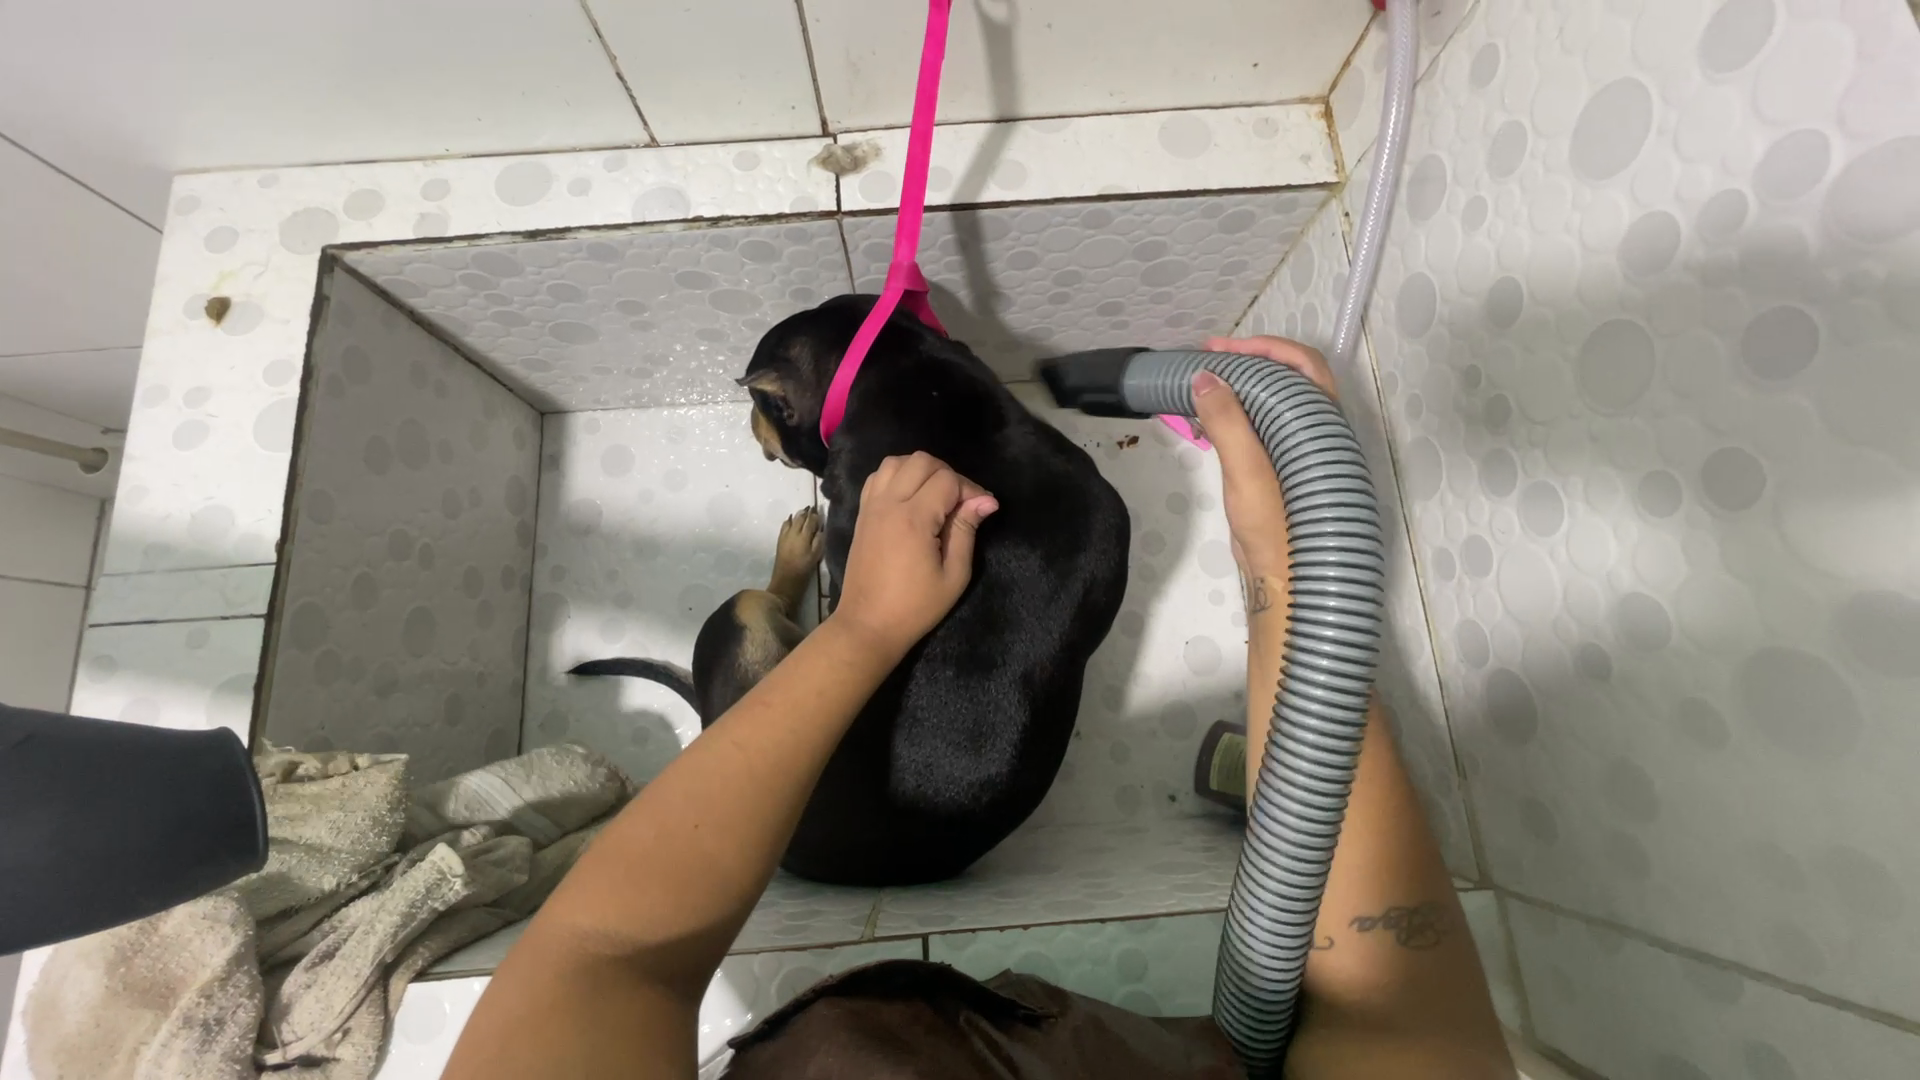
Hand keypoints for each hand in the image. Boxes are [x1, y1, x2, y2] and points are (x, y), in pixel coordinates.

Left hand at [832, 452, 998, 657]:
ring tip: (935, 496)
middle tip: (960, 502)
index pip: (947, 479)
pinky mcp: (862, 514)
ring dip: (920, 470)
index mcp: (913, 519)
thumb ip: (967, 531)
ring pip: (896, 462)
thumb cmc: (916, 606)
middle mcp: (889, 504)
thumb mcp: (954, 575)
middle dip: (947, 473)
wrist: (868, 624)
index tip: (982, 509)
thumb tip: (987, 501)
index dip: (970, 489)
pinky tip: (910, 498)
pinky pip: (878, 477)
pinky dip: (897, 476)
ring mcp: (871, 506)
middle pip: (921, 461)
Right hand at [1194, 335, 1337, 588]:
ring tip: (1198, 386)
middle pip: (1286, 381)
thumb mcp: (1247, 472)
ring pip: (1270, 404)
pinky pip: (1257, 429)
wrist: (1284, 583)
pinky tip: (1204, 422)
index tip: (1219, 350)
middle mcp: (1313, 434)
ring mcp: (1295, 453)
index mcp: (1319, 427)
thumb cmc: (1274, 530)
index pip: (1301, 366)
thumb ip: (1228, 423)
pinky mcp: (1278, 472)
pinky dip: (1232, 416)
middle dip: (1245, 364)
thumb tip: (1205, 377)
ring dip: (1236, 389)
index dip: (1263, 349)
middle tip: (1203, 361)